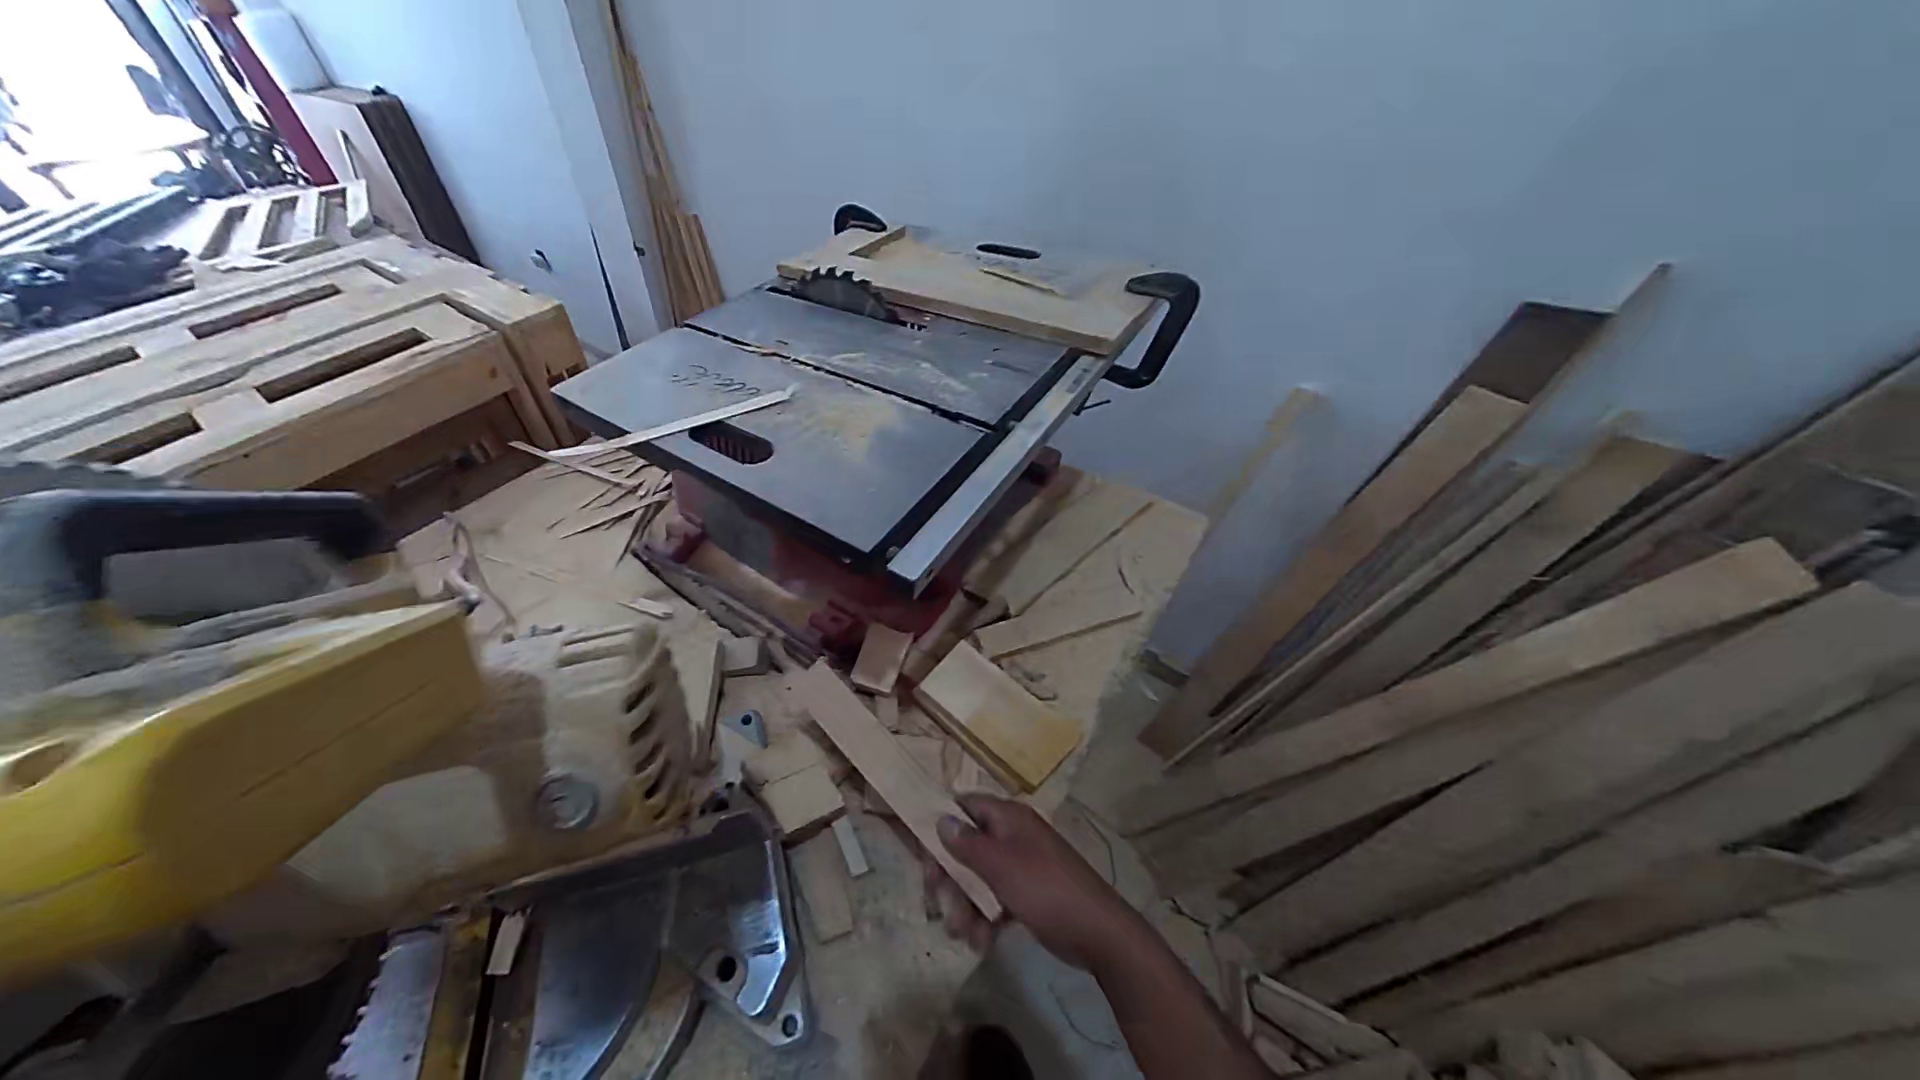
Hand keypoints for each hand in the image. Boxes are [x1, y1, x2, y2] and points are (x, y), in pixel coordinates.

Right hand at [930, 794, 1144, 970]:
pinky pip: (994, 900)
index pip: (966, 806)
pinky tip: (983, 941)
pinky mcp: (1026, 895)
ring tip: (964, 932)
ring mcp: (1020, 866)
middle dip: (950, 877)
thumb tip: (941, 818)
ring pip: (977, 878)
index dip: (942, 824)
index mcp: (1009, 818)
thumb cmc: (1045, 889)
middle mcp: (1013, 836)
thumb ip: (967, 843)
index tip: (923, 851)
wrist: (1097, 932)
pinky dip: (984, 918)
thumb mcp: (1000, 865)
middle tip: (937, 900)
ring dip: (965, 905)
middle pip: (966, 847)